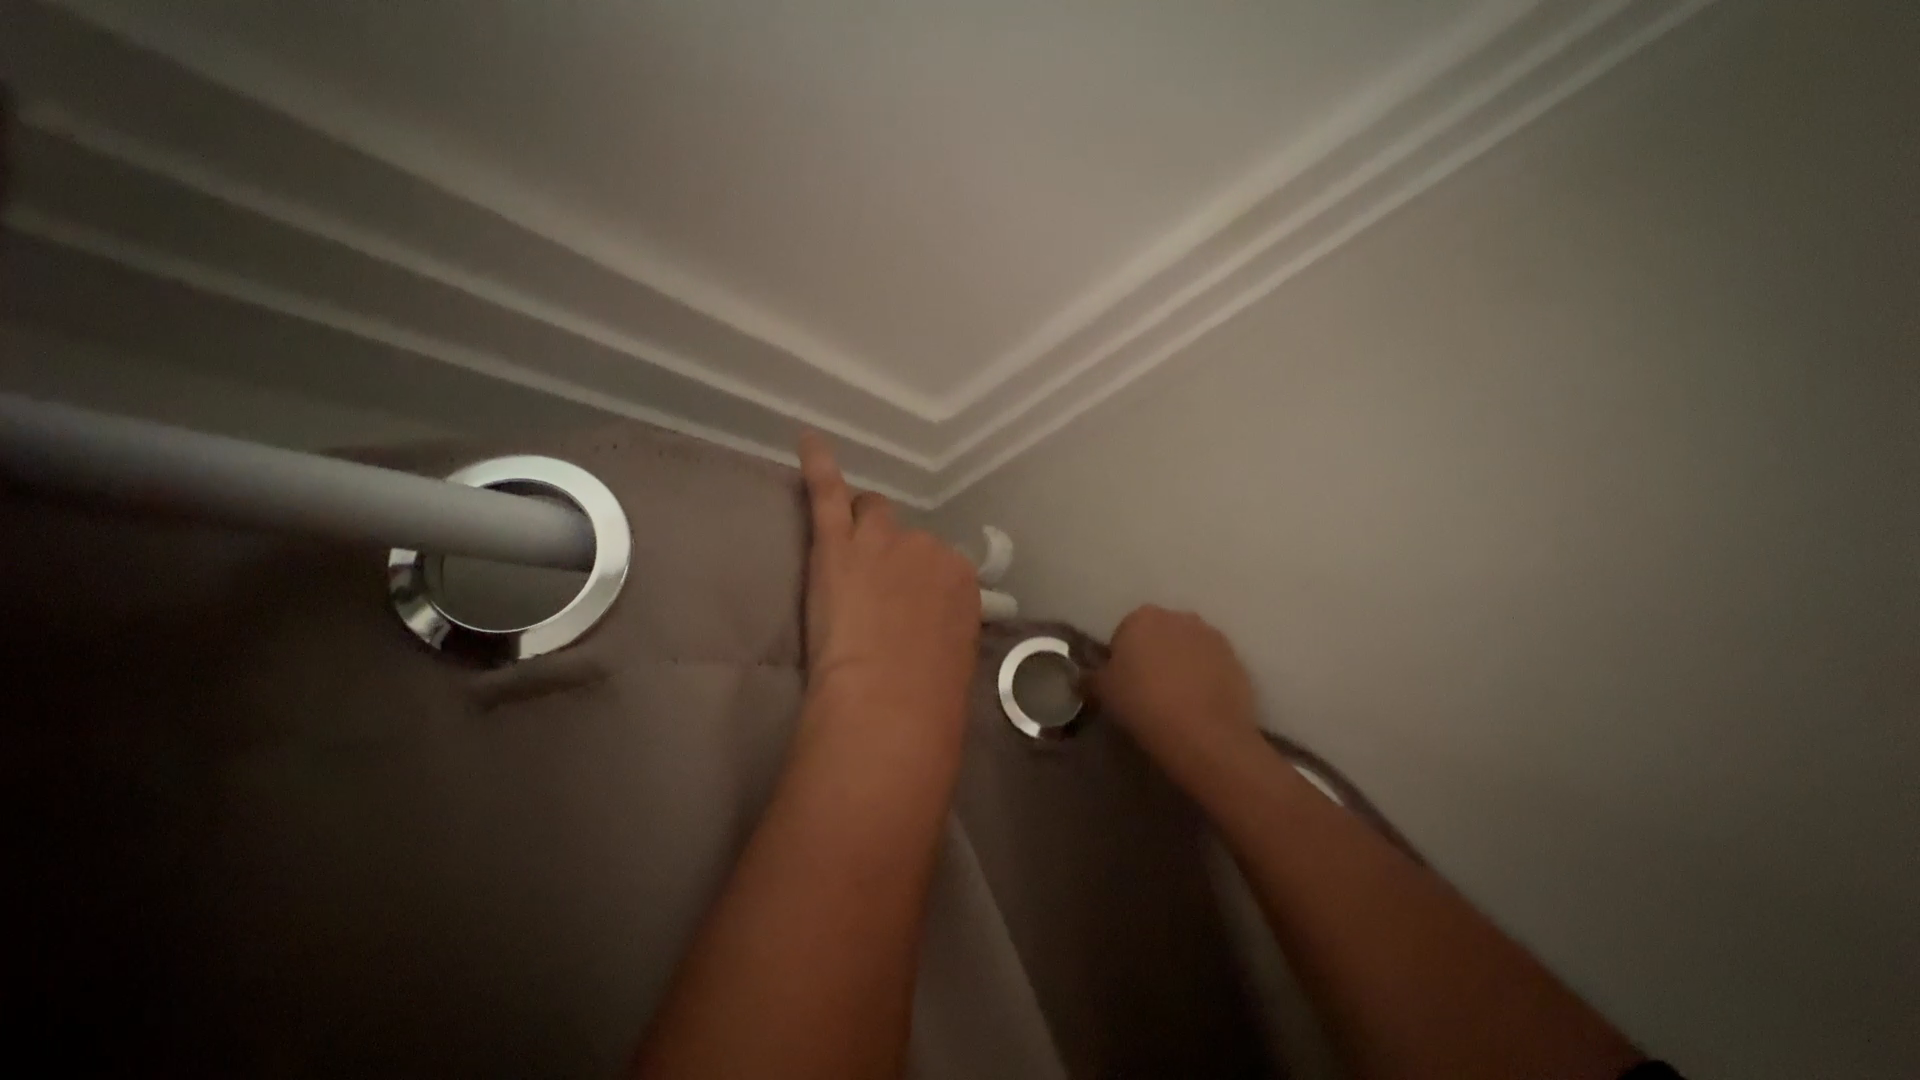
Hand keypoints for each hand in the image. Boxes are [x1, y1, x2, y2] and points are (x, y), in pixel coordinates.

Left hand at [798, 432, 979, 733]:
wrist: (888, 702)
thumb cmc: (928, 698)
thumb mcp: (953, 658)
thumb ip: (942, 628)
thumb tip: (928, 632)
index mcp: (961, 578)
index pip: (936, 561)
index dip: (916, 579)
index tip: (904, 601)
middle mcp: (927, 548)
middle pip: (905, 534)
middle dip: (890, 554)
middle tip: (871, 591)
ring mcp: (880, 541)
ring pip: (871, 511)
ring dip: (860, 526)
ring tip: (845, 548)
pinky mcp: (836, 543)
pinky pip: (828, 491)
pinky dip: (818, 465)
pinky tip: (807, 440)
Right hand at [1087, 606, 1263, 781]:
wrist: (1203, 733)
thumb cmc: (1143, 704)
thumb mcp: (1103, 693)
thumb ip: (1091, 678)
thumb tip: (1083, 677)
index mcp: (1141, 618)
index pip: (1125, 632)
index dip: (1122, 658)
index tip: (1123, 684)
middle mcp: (1179, 617)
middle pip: (1160, 634)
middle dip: (1154, 654)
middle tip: (1148, 690)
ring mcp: (1212, 636)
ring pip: (1188, 647)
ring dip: (1182, 664)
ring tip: (1177, 699)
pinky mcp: (1236, 659)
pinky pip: (1213, 664)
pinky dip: (1206, 678)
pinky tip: (1199, 705)